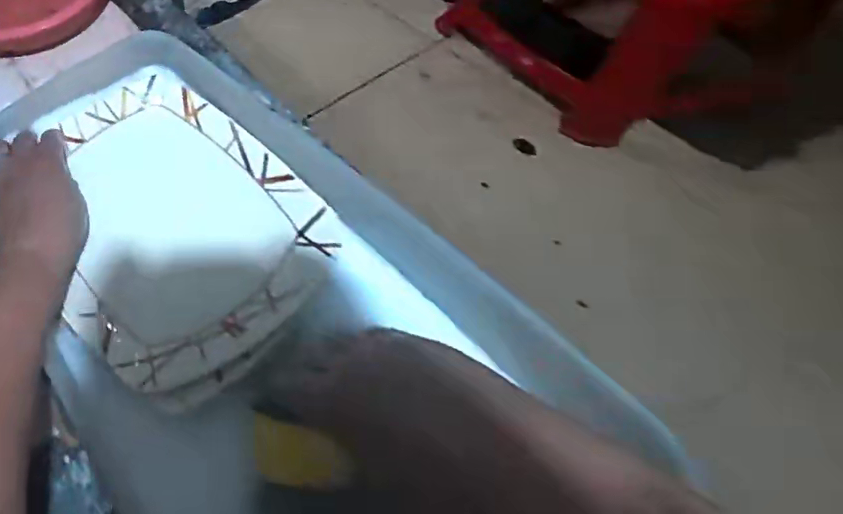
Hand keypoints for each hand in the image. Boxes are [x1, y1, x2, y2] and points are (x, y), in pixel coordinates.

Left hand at [0, 130, 88, 289]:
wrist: (25, 263)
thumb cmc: (62, 235)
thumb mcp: (76, 205)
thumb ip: (65, 183)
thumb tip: (56, 179)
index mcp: (47, 160)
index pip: (50, 136)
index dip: (55, 142)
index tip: (59, 151)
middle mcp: (20, 162)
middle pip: (22, 139)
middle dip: (30, 144)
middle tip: (36, 157)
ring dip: (7, 155)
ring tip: (15, 168)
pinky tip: (3, 192)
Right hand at [268, 330, 714, 512]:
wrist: (568, 495)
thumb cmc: (463, 507)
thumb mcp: (388, 506)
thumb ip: (341, 489)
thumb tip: (300, 485)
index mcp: (344, 395)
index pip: (286, 388)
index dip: (276, 408)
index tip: (275, 426)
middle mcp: (365, 355)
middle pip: (314, 358)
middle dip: (306, 384)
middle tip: (311, 421)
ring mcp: (403, 345)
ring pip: (349, 345)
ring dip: (340, 369)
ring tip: (351, 406)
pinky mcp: (437, 347)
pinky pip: (383, 345)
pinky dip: (374, 363)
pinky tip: (394, 395)